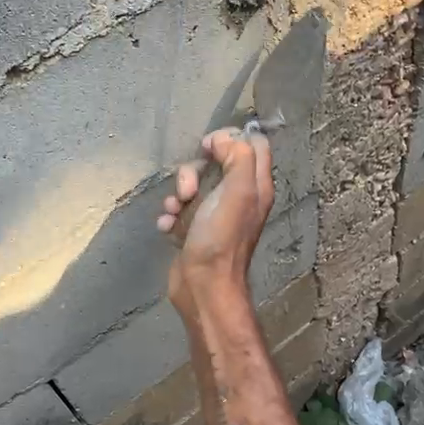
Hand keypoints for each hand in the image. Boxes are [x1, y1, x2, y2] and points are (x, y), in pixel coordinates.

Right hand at [157, 126, 274, 311]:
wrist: (203, 286)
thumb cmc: (221, 238)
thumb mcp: (237, 191)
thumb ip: (238, 156)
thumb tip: (223, 139)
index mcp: (255, 186)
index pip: (255, 144)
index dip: (231, 138)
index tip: (209, 146)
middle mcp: (238, 197)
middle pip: (215, 163)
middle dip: (194, 171)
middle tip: (189, 190)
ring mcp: (215, 214)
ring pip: (192, 186)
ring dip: (177, 195)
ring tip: (176, 212)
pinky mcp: (194, 230)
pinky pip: (178, 210)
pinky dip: (170, 216)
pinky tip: (168, 227)